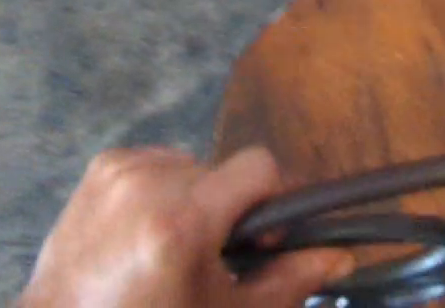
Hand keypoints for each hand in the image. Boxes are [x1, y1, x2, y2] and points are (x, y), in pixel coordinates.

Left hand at [19, 146, 353, 307]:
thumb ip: (286, 283)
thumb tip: (341, 256)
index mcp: (183, 221)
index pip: (260, 166)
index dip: (274, 198)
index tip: (266, 236)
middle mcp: (151, 181)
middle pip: (225, 171)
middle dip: (228, 208)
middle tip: (211, 257)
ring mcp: (122, 167)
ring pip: (192, 165)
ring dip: (195, 197)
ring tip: (171, 246)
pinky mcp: (103, 163)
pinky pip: (158, 162)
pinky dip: (162, 188)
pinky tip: (145, 230)